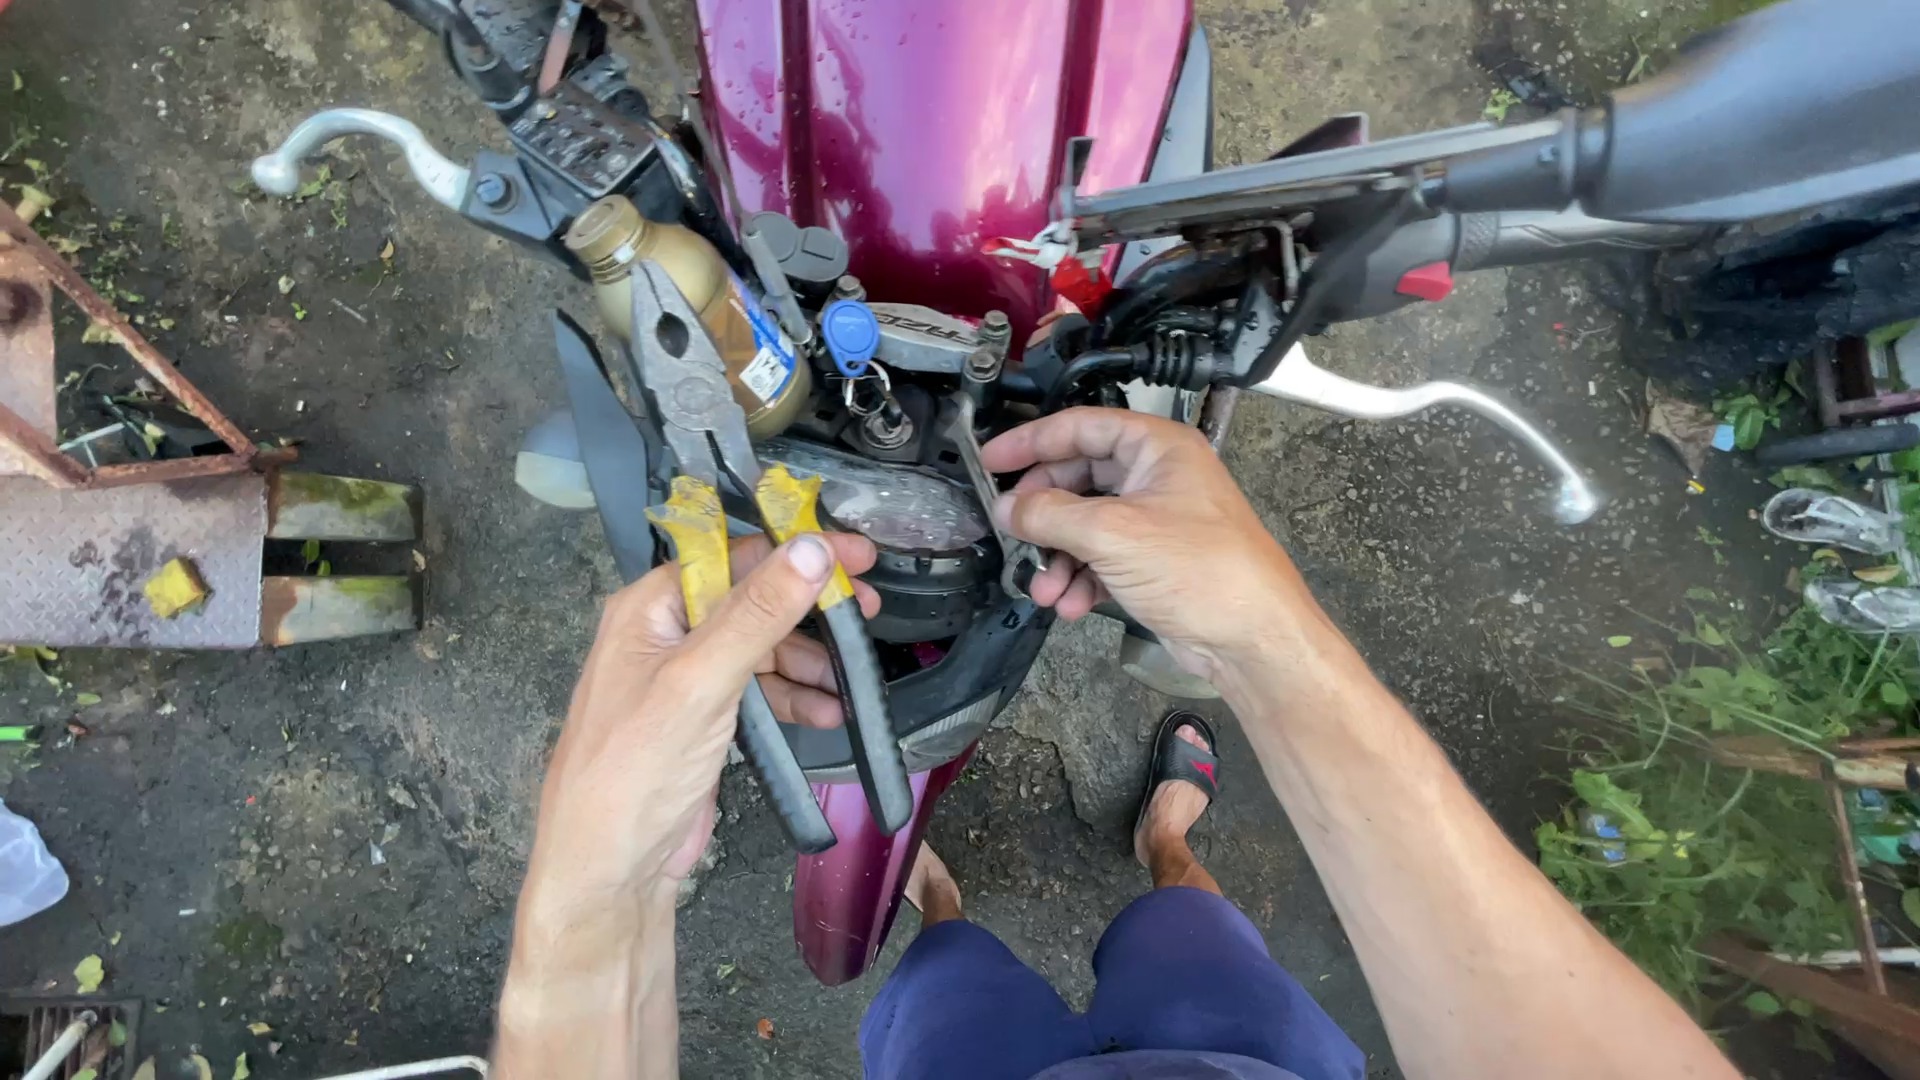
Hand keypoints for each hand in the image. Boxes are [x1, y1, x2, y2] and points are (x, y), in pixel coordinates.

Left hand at [520, 531, 876, 919]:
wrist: (611, 873)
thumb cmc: (639, 767)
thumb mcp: (701, 681)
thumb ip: (759, 613)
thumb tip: (813, 548)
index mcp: (653, 606)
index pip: (736, 556)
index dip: (798, 550)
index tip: (859, 555)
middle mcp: (670, 630)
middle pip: (756, 599)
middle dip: (812, 607)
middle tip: (870, 608)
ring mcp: (690, 675)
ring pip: (765, 646)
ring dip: (811, 660)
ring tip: (852, 678)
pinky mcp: (708, 714)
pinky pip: (763, 688)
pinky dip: (797, 697)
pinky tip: (831, 712)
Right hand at [979, 407, 1311, 676]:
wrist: (1252, 640)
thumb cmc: (1200, 570)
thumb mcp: (1113, 534)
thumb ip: (1049, 514)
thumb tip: (1006, 507)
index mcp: (1157, 448)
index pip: (1081, 427)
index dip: (1031, 441)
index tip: (992, 459)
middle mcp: (1156, 477)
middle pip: (1078, 479)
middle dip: (1042, 514)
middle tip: (1013, 531)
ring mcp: (1154, 520)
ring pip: (1084, 525)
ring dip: (1058, 557)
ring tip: (1042, 588)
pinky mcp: (1152, 561)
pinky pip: (1100, 559)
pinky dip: (1080, 579)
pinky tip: (1069, 604)